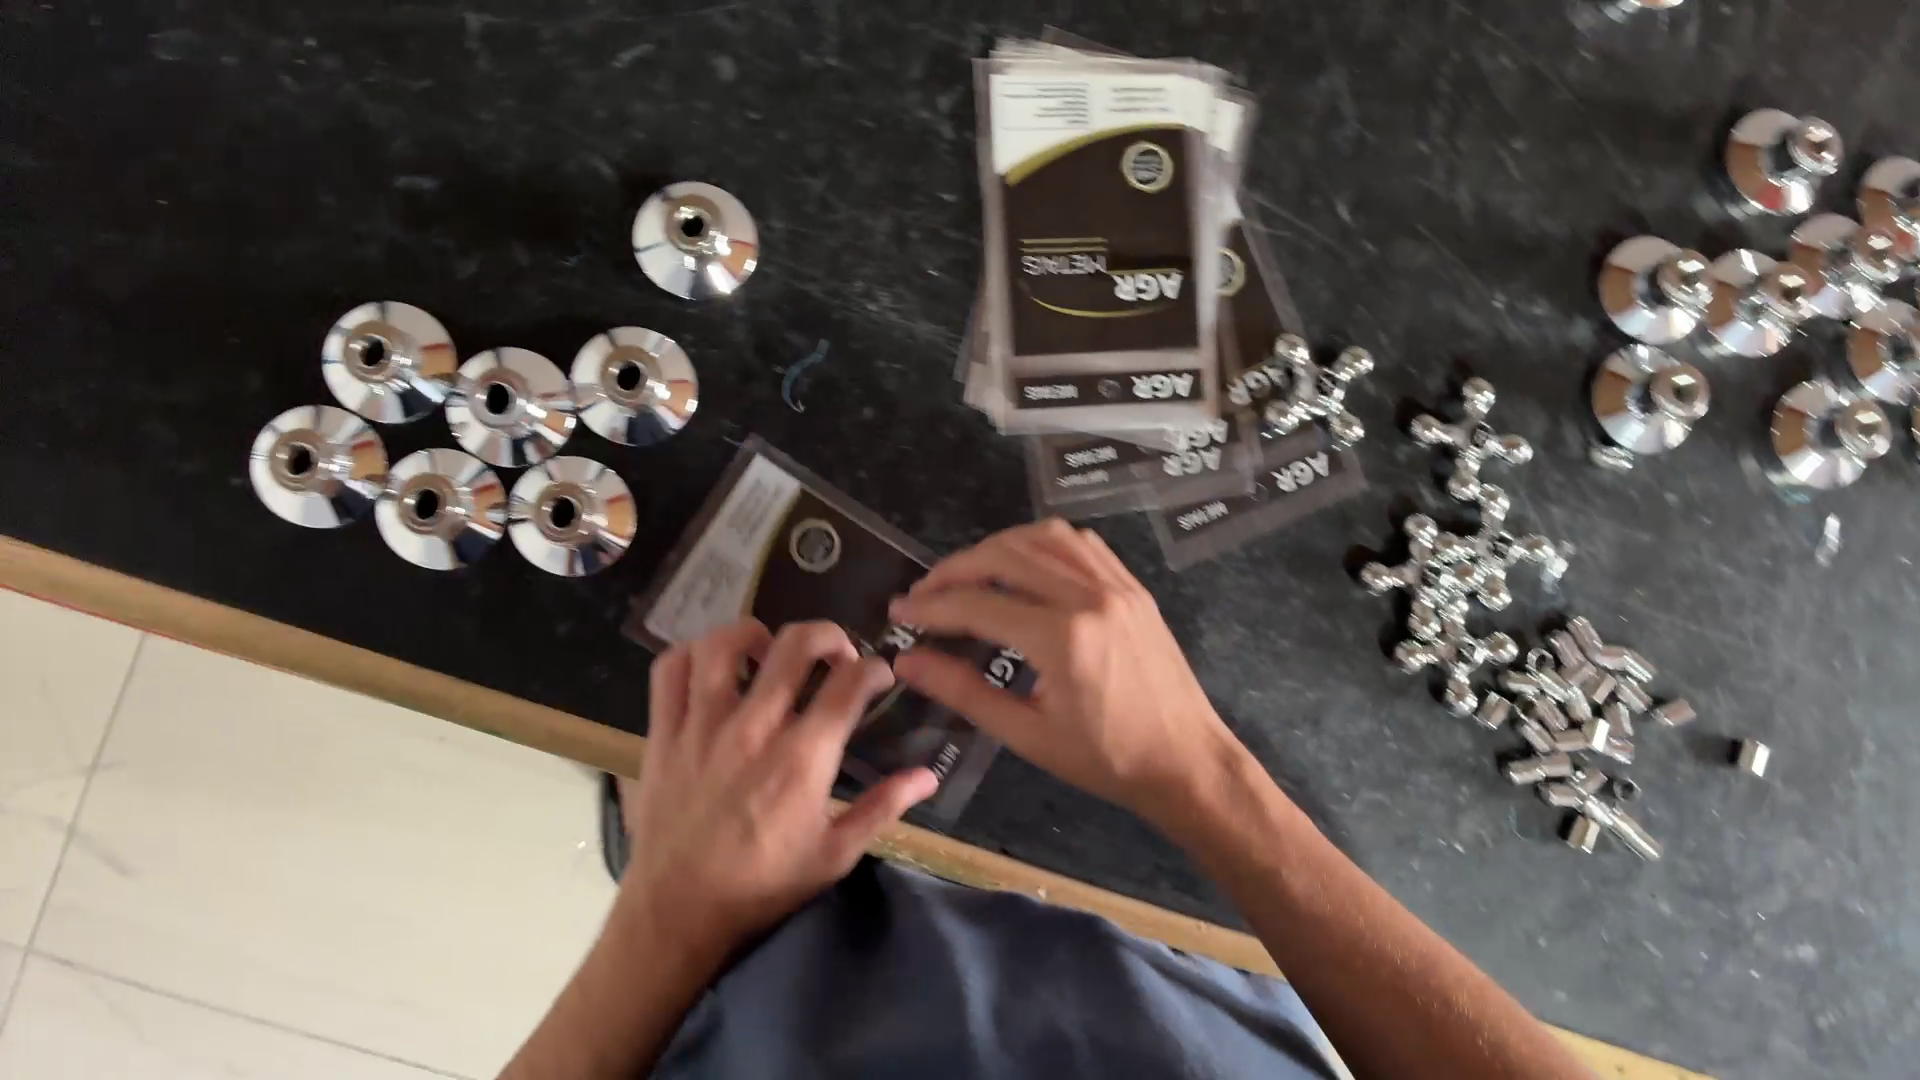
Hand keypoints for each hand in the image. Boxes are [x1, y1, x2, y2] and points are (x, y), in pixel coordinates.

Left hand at [616, 618, 940, 967]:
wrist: (677, 914)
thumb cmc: (763, 886)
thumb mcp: (834, 855)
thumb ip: (883, 807)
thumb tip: (928, 776)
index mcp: (803, 758)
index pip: (848, 684)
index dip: (874, 667)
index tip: (879, 675)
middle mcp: (754, 729)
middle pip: (796, 646)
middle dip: (828, 635)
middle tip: (836, 654)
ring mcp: (703, 727)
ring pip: (725, 645)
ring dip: (757, 634)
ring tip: (771, 651)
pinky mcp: (663, 734)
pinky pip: (669, 670)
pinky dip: (691, 654)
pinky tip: (712, 668)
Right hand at [889, 521, 1246, 828]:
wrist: (1187, 762)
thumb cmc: (1106, 760)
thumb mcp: (1027, 735)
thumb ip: (963, 691)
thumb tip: (908, 662)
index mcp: (1063, 638)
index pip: (978, 605)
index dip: (930, 607)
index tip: (899, 613)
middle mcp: (1090, 597)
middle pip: (1005, 556)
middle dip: (955, 569)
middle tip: (925, 592)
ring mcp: (1117, 586)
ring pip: (1043, 537)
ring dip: (996, 547)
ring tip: (967, 573)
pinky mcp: (1132, 587)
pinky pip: (1081, 544)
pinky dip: (1041, 543)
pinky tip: (1023, 564)